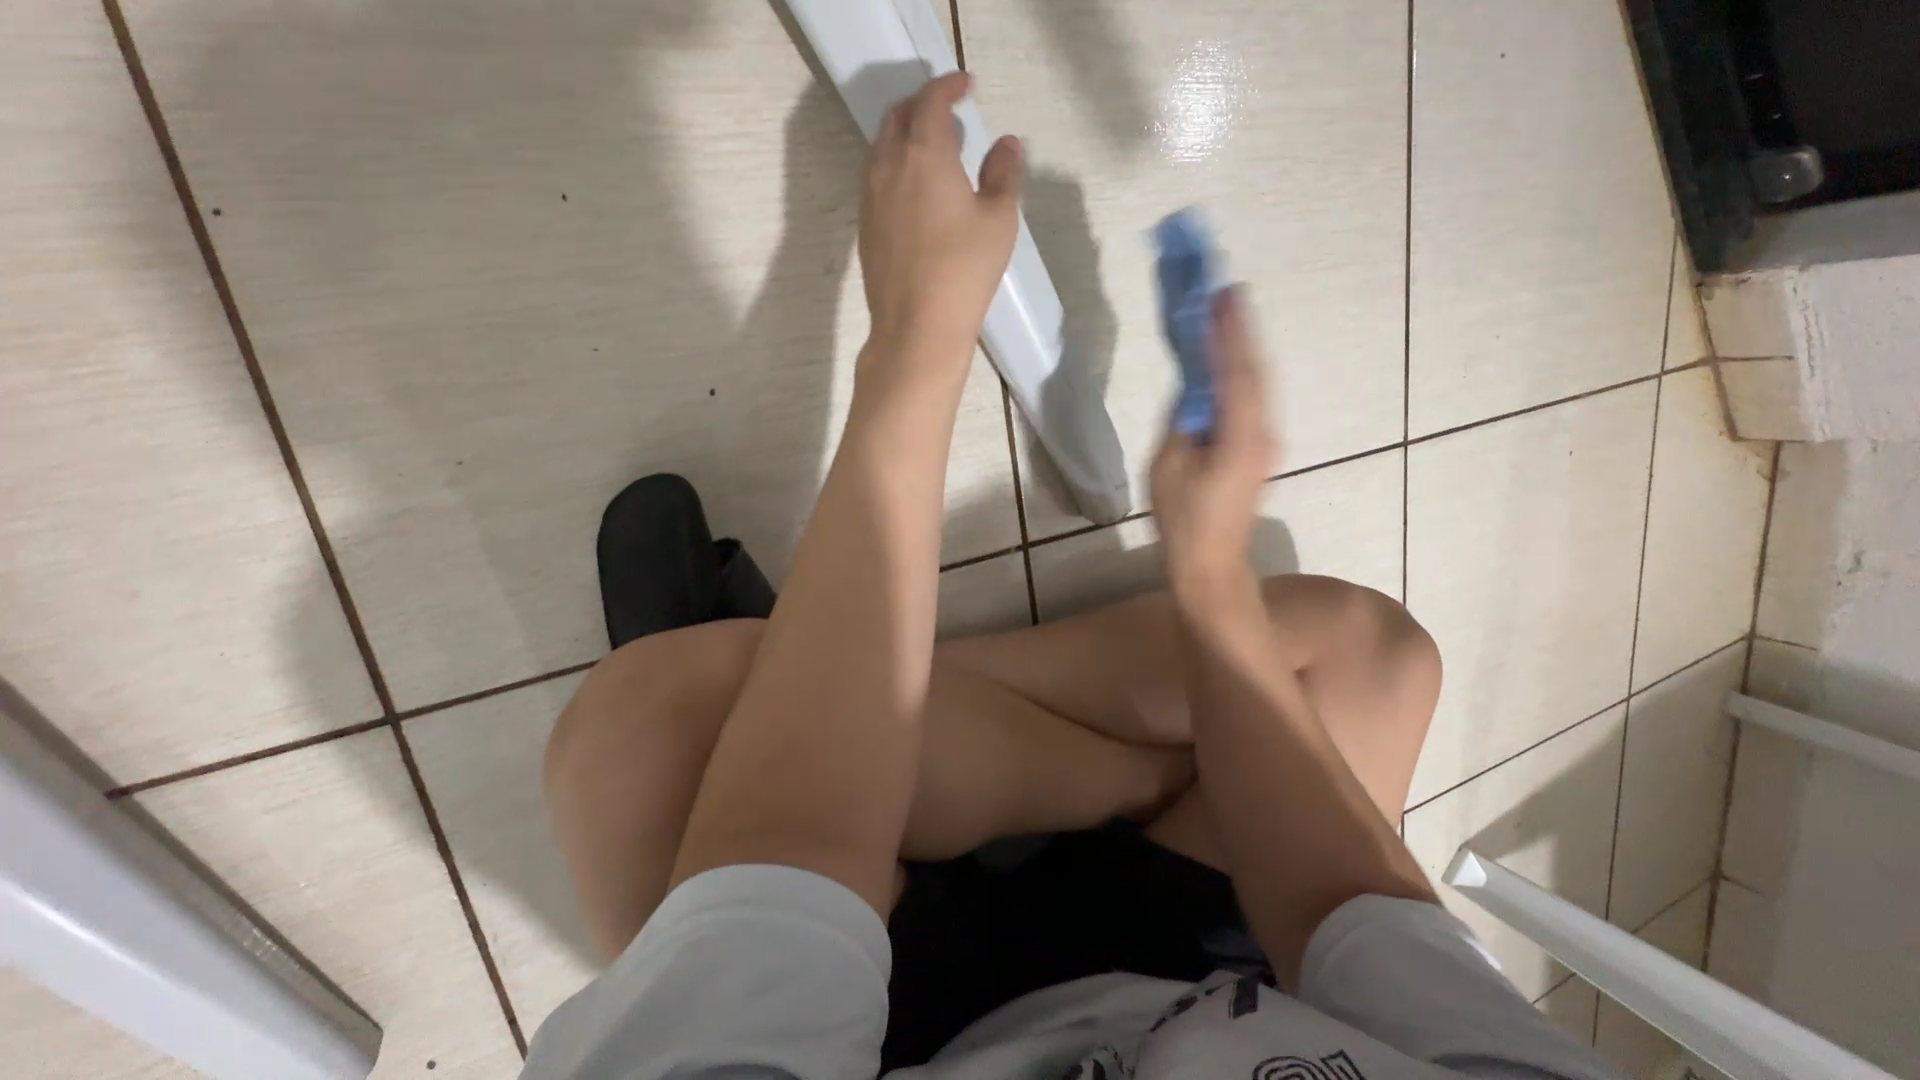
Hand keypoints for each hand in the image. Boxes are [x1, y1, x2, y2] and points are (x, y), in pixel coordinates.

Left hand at [858, 72, 1024, 377]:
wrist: (916, 326)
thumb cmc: (964, 269)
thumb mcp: (998, 219)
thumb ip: (1004, 173)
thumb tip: (1008, 143)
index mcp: (924, 154)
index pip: (931, 101)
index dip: (949, 85)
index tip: (966, 84)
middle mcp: (888, 166)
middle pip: (897, 117)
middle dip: (922, 105)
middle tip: (948, 113)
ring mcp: (870, 198)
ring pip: (881, 148)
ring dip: (905, 136)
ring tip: (934, 151)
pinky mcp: (865, 227)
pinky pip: (876, 178)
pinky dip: (895, 166)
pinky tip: (916, 191)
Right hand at [1150, 287, 1279, 610]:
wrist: (1211, 563)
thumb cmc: (1183, 518)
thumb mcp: (1169, 465)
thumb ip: (1184, 419)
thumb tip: (1195, 383)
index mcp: (1240, 437)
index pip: (1235, 372)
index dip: (1228, 331)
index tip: (1223, 291)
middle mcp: (1263, 432)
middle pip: (1253, 370)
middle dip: (1238, 327)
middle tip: (1223, 288)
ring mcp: (1266, 440)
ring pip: (1257, 381)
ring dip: (1241, 345)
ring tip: (1225, 309)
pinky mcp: (1260, 446)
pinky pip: (1252, 397)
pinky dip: (1240, 369)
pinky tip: (1227, 353)